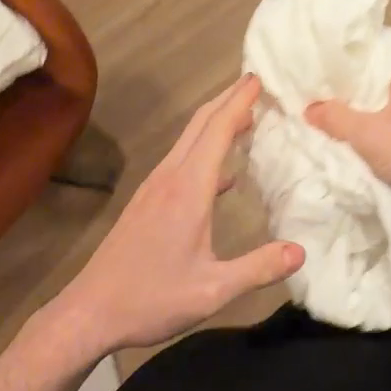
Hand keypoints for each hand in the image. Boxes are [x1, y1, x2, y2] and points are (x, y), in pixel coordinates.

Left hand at [44, 75, 303, 352]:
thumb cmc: (151, 298)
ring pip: (189, 139)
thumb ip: (257, 269)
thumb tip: (301, 251)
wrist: (89, 313)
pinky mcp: (148, 201)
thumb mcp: (211, 291)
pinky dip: (205, 148)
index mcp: (189, 188)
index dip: (240, 101)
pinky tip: (224, 172)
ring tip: (246, 116)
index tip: (260, 77)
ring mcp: (156, 187)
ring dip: (216, 120)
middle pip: (201, 123)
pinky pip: (182, 159)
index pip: (218, 129)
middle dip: (229, 98)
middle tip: (257, 82)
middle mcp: (171, 176)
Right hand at [305, 58, 390, 223]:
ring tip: (320, 118)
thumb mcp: (368, 135)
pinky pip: (387, 125)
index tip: (312, 73)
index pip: (369, 57)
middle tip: (310, 98)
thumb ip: (334, 117)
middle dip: (345, 95)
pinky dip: (370, 133)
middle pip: (372, 83)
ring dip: (357, 117)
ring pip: (378, 106)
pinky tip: (345, 140)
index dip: (341, 66)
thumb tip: (306, 108)